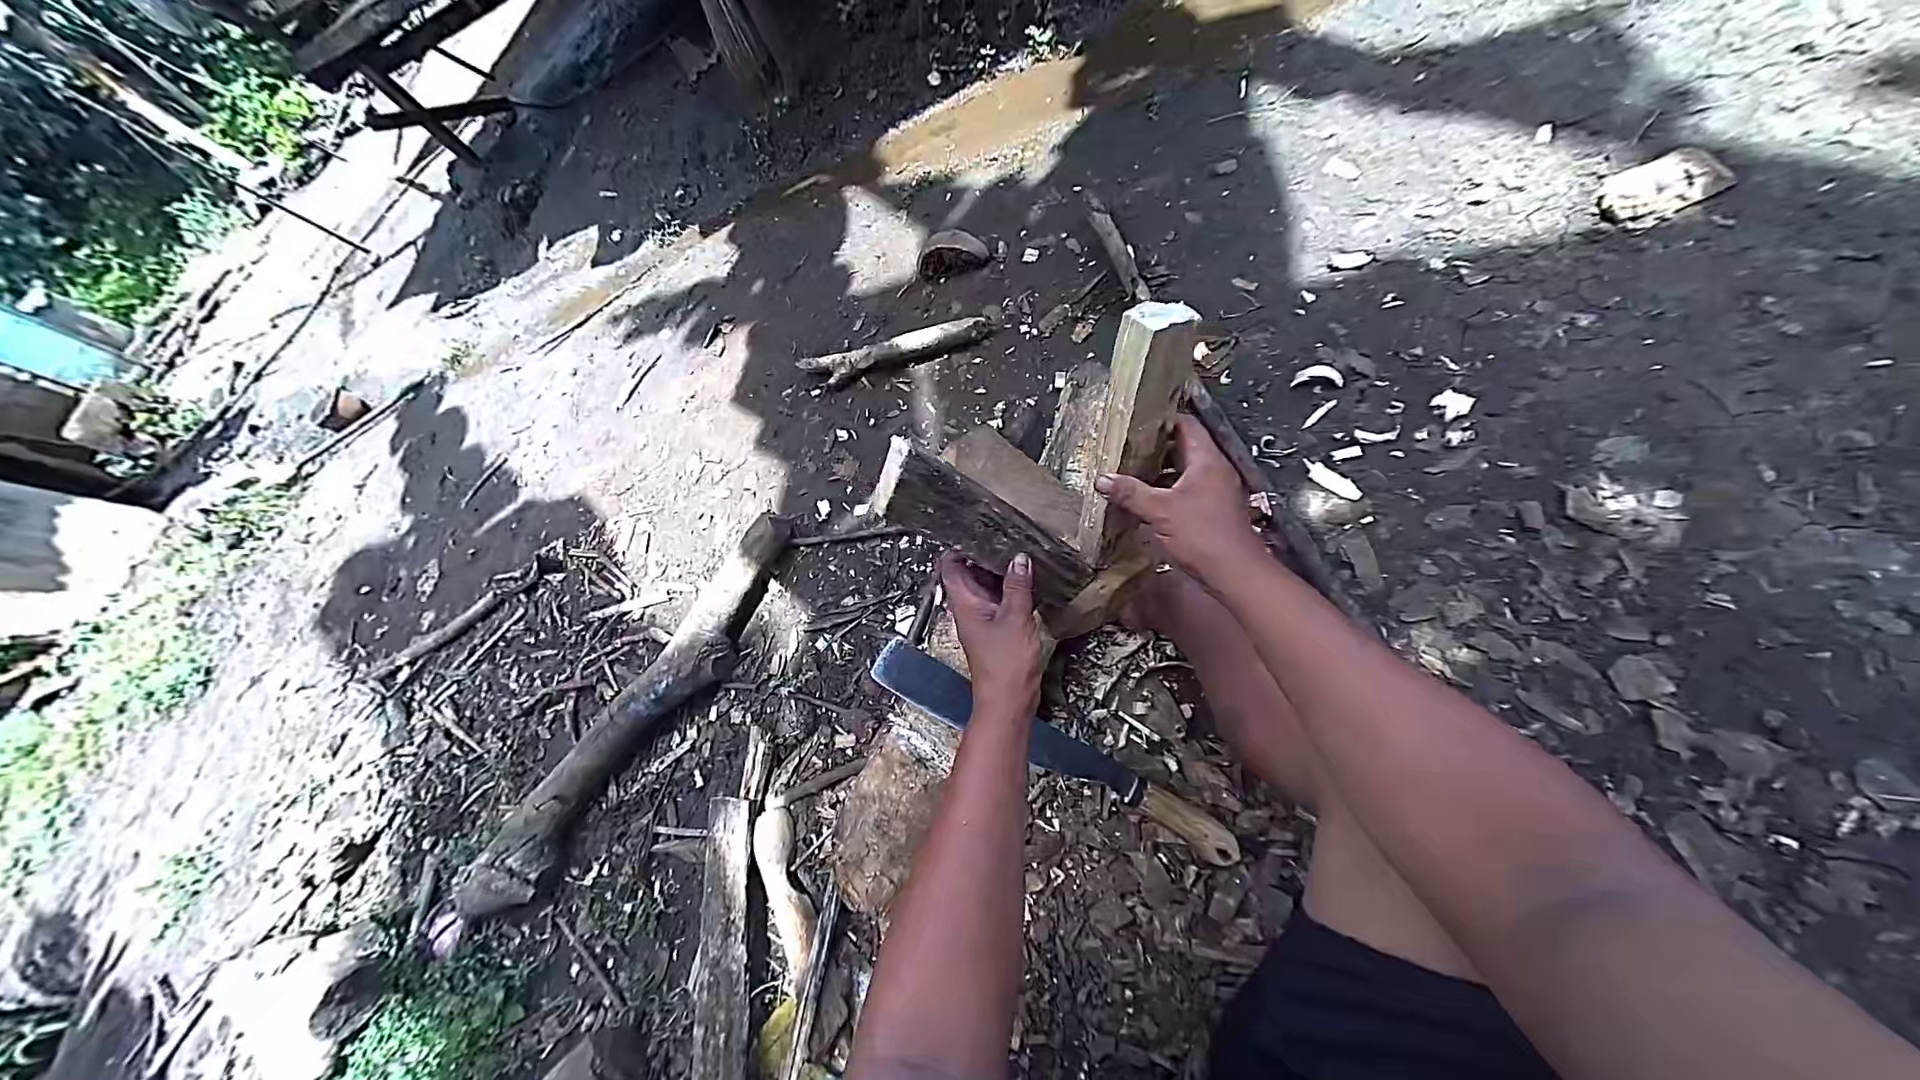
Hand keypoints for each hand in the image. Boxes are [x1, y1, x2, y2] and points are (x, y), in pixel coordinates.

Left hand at [938, 550, 1042, 717]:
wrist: (1009, 702)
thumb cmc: (1005, 667)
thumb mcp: (1015, 618)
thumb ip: (1017, 586)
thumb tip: (1020, 559)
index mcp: (964, 604)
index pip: (950, 565)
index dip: (960, 547)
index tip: (978, 531)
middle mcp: (968, 609)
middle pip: (969, 573)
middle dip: (985, 556)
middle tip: (1007, 540)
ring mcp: (982, 619)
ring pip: (986, 587)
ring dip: (1000, 573)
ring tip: (1021, 556)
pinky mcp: (996, 629)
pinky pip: (999, 601)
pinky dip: (1010, 590)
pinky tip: (1027, 583)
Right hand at [1093, 414, 1268, 585]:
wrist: (1234, 572)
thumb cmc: (1204, 535)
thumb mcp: (1160, 510)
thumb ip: (1130, 493)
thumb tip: (1103, 480)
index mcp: (1206, 461)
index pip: (1186, 425)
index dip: (1162, 419)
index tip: (1137, 421)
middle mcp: (1214, 471)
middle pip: (1183, 448)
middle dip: (1154, 448)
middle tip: (1126, 447)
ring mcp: (1215, 491)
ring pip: (1183, 471)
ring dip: (1159, 472)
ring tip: (1130, 472)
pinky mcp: (1211, 510)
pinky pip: (1185, 491)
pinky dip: (1166, 491)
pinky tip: (1146, 500)